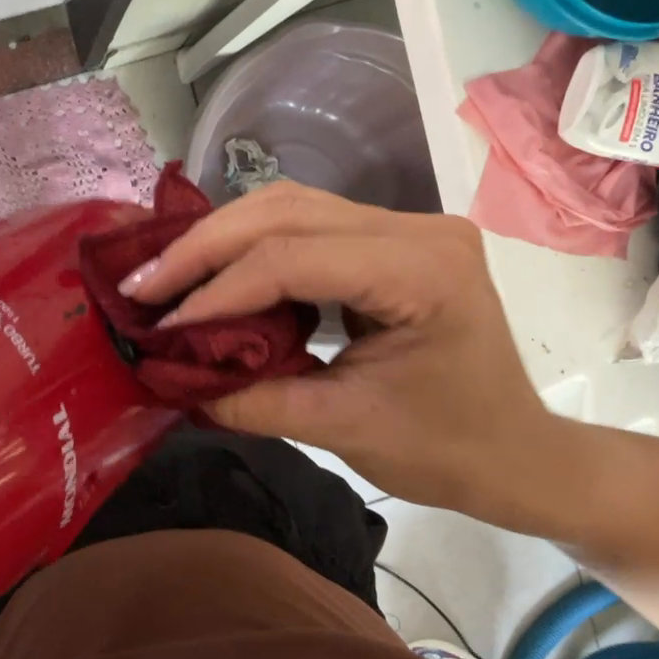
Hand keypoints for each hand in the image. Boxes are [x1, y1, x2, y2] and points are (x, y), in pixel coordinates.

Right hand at [122, 182, 570, 523]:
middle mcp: (416, 228)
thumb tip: (169, 378)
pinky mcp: (387, 239)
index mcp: (421, 271)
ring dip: (218, 239)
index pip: (294, 259)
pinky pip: (302, 225)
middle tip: (140, 284)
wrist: (517, 453)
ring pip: (288, 206)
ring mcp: (405, 226)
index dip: (218, 290)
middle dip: (203, 247)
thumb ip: (251, 399)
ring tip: (163, 275)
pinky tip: (207, 270)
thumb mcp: (342, 428)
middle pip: (285, 211)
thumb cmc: (446, 449)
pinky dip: (246, 246)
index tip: (159, 323)